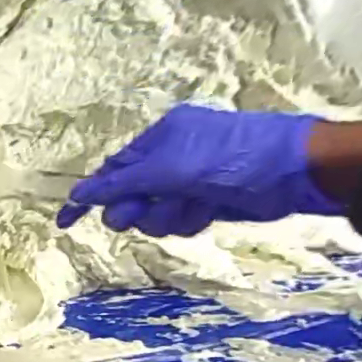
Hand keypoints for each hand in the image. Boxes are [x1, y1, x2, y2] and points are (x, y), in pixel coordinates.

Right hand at [55, 105, 343, 237]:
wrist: (295, 172)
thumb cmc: (229, 159)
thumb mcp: (165, 168)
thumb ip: (117, 184)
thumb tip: (77, 195)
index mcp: (159, 138)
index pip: (110, 171)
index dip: (88, 197)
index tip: (66, 223)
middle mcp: (169, 158)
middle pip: (125, 198)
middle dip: (135, 208)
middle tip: (148, 208)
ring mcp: (186, 181)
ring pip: (150, 215)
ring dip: (166, 216)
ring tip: (193, 204)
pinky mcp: (202, 201)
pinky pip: (175, 222)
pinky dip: (187, 220)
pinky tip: (209, 210)